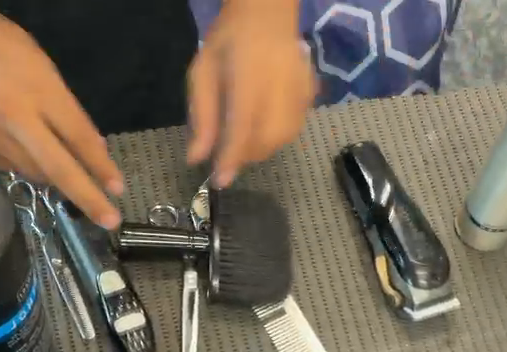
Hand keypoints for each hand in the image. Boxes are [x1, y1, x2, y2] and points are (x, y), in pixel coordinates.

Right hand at [0, 0, 122, 225]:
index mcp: (36, 88)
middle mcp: (15, 117)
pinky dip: (25, 163)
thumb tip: (90, 147)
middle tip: (110, 221)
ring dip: (54, 177)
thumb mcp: (37, 62)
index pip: (78, 137)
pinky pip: (12, 167)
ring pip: (37, 173)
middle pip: (59, 169)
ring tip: (58, 166)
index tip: (118, 190)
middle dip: (88, 198)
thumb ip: (63, 105)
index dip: (100, 167)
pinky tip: (17, 143)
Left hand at [186, 0, 315, 185]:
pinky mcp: (310, 94)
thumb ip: (201, 116)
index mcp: (248, 74)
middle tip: (229, 155)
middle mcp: (279, 83)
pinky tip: (264, 124)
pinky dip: (277, 137)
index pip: (242, 126)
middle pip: (265, 139)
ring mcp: (299, 89)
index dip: (231, 158)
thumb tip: (196, 159)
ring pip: (282, 139)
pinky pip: (294, 130)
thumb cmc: (229, 43)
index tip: (220, 181)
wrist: (267, 14)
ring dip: (261, 149)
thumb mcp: (202, 73)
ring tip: (245, 140)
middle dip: (245, 155)